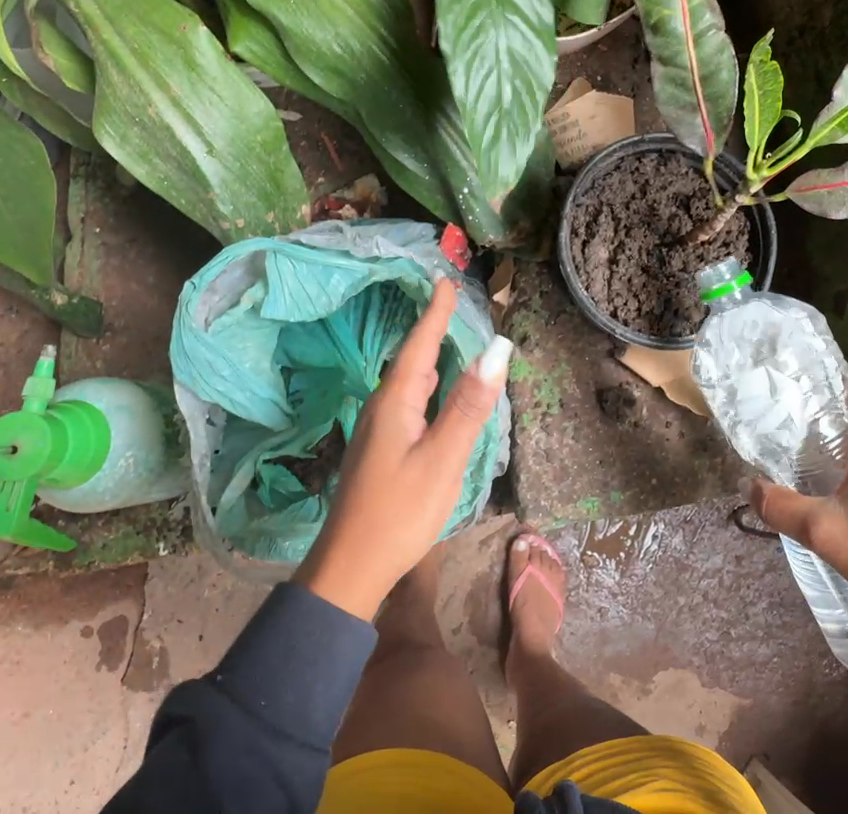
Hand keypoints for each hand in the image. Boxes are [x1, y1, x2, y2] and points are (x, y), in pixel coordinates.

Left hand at [293, 280, 511, 620]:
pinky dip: (426, 388)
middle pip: (411, 360)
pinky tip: (433, 396)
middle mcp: (382, 409)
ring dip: (428, 359)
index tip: (445, 281)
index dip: (435, 313)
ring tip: (447, 341)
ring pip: (408, 384)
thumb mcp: (443, 458)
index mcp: (396, 403)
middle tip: (454, 305)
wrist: (351, 567)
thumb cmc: (400, 512)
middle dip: (432, 331)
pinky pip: (407, 404)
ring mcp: (377, 431)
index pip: (419, 345)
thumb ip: (469, 405)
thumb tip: (497, 350)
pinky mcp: (380, 452)